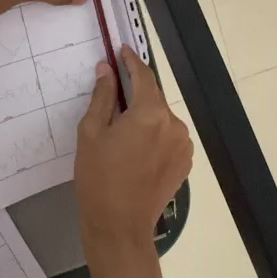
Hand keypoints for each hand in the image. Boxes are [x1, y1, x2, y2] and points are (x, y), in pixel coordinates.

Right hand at [75, 45, 193, 277]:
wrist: (120, 227)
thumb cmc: (98, 177)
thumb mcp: (91, 132)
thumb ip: (102, 96)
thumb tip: (106, 69)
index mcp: (150, 113)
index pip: (144, 76)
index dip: (131, 60)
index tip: (122, 49)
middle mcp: (173, 124)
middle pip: (153, 97)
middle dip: (135, 92)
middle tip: (113, 94)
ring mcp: (183, 145)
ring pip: (161, 117)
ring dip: (145, 115)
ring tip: (122, 129)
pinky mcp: (185, 163)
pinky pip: (169, 136)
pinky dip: (154, 133)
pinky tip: (136, 147)